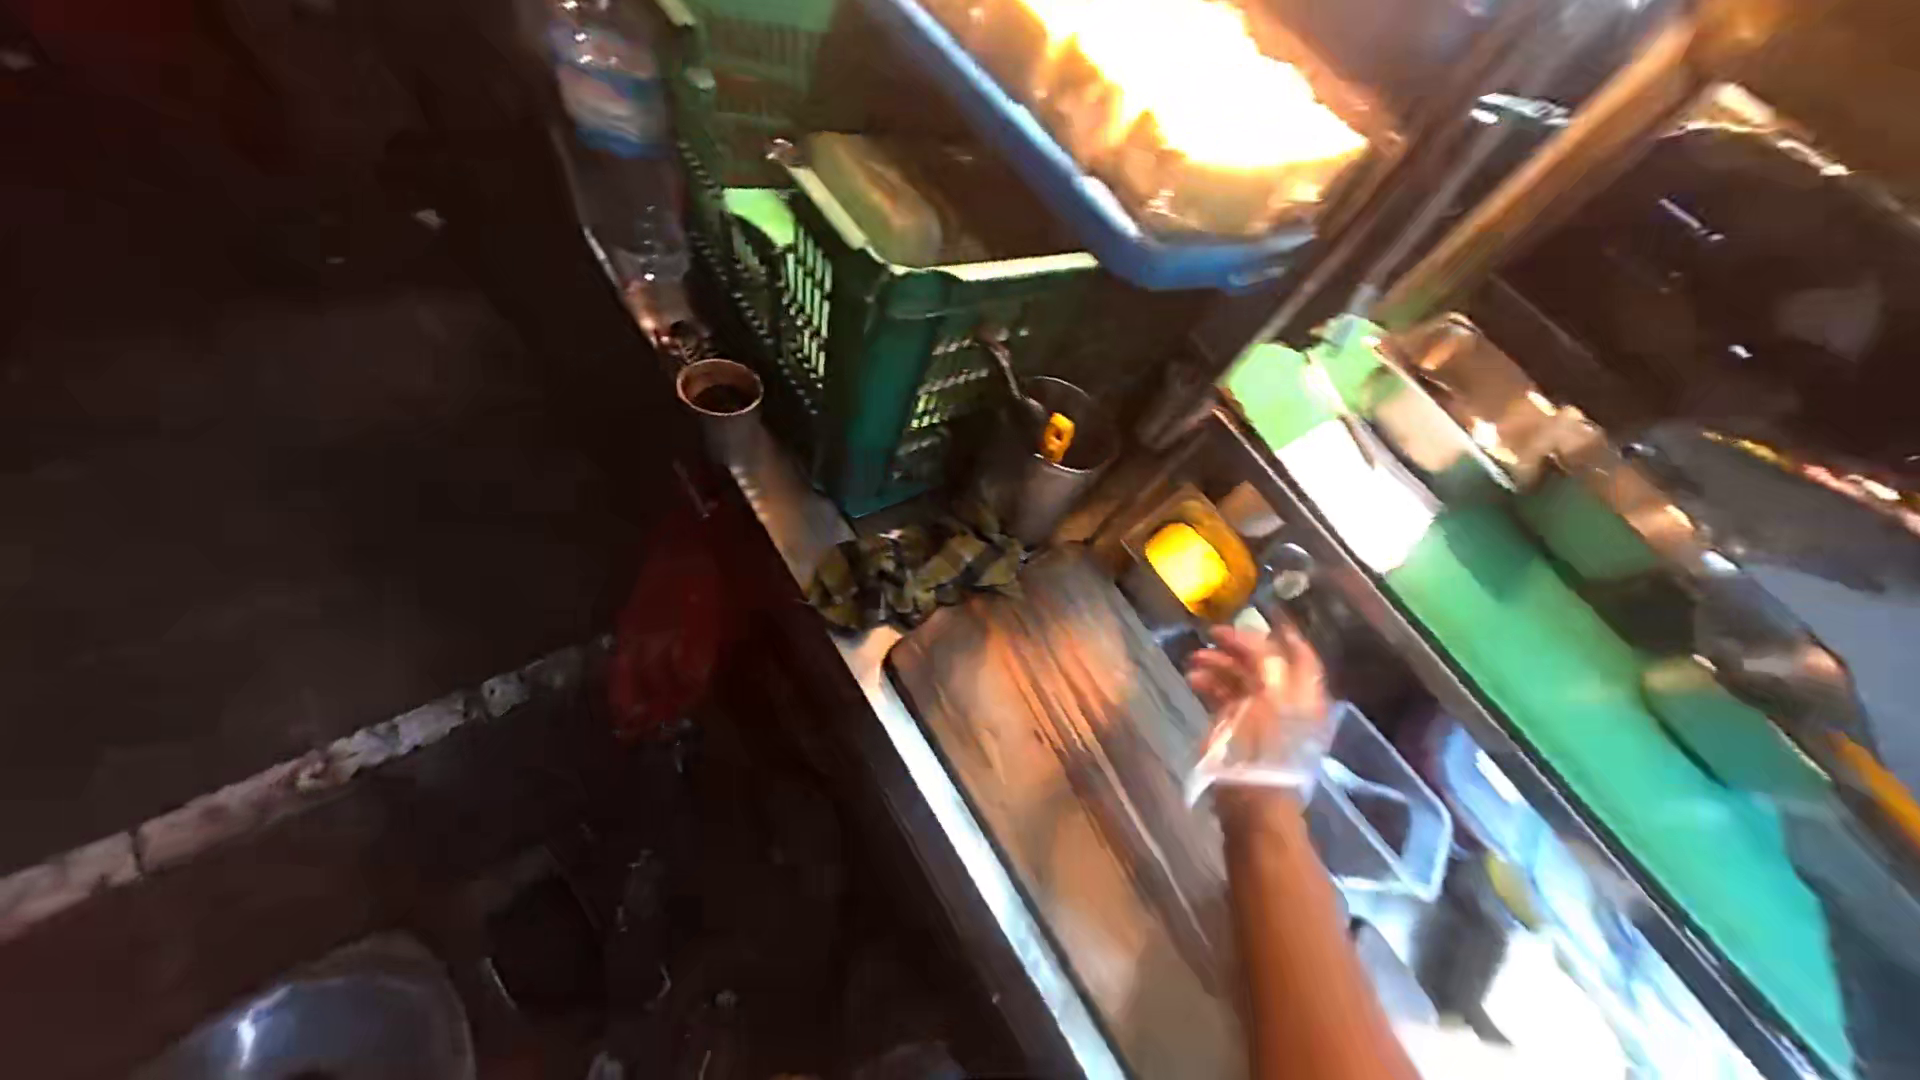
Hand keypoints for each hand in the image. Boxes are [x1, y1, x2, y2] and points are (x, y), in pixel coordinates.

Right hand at [1185, 624, 1333, 799]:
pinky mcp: (1240, 731)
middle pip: (1265, 666)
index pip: (1299, 658)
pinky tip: (1193, 678)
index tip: (1262, 615)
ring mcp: (1262, 718)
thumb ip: (1267, 669)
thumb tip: (1259, 644)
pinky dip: (1210, 685)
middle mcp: (1286, 704)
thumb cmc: (1265, 752)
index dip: (1284, 636)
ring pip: (1242, 680)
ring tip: (1194, 658)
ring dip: (1219, 665)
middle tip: (1212, 634)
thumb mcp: (1269, 703)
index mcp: (1302, 697)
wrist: (1253, 802)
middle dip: (1239, 647)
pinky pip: (1226, 698)